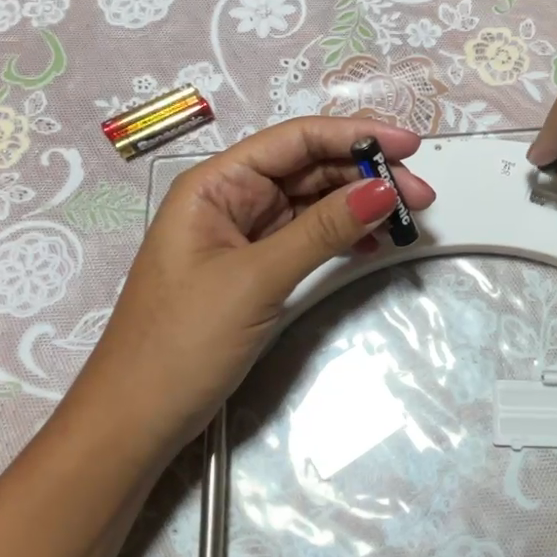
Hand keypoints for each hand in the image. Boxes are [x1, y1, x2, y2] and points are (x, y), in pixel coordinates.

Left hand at [83, 117, 434, 435]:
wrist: (135, 421)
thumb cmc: (181, 342)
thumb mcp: (256, 279)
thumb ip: (322, 230)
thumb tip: (384, 189)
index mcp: (216, 184)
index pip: (296, 140)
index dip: (355, 135)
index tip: (409, 146)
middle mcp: (231, 198)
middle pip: (310, 168)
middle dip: (366, 175)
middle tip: (421, 196)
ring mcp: (244, 234)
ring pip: (313, 202)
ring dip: (360, 205)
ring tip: (407, 218)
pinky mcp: (256, 268)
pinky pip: (308, 236)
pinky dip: (343, 236)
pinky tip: (374, 243)